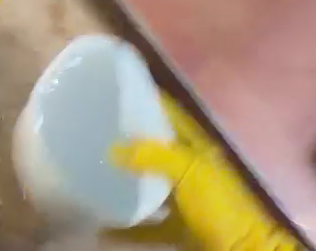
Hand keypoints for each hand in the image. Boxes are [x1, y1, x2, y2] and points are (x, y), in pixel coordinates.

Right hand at [109, 94, 299, 250]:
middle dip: (128, 137)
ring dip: (127, 180)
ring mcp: (186, 199)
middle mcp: (190, 167)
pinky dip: (128, 227)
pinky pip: (149, 225)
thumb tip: (113, 148)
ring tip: (95, 169)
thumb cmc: (221, 207)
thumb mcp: (189, 172)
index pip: (167, 110)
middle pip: (155, 145)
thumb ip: (152, 156)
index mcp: (195, 145)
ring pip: (151, 183)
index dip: (144, 96)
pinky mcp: (181, 229)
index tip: (113, 88)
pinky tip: (104, 227)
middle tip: (94, 127)